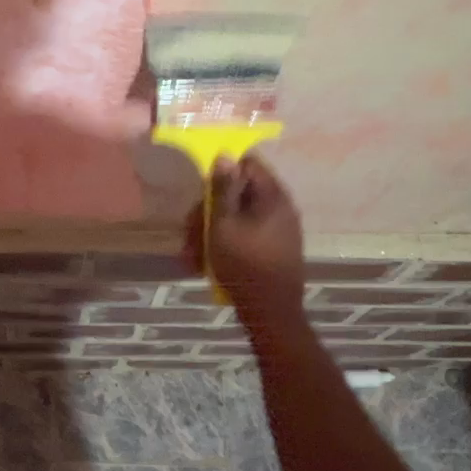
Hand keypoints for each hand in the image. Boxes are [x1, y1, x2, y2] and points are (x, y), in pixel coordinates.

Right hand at [182, 155, 305, 321]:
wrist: (271, 315)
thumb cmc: (244, 265)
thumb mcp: (224, 224)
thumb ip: (222, 189)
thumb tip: (225, 155)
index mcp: (273, 197)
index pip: (248, 164)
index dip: (222, 172)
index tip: (202, 192)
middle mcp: (281, 209)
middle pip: (239, 194)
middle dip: (209, 212)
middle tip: (189, 234)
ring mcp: (280, 231)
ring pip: (238, 218)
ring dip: (212, 233)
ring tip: (192, 257)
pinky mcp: (275, 250)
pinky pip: (246, 236)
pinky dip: (226, 245)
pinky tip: (206, 264)